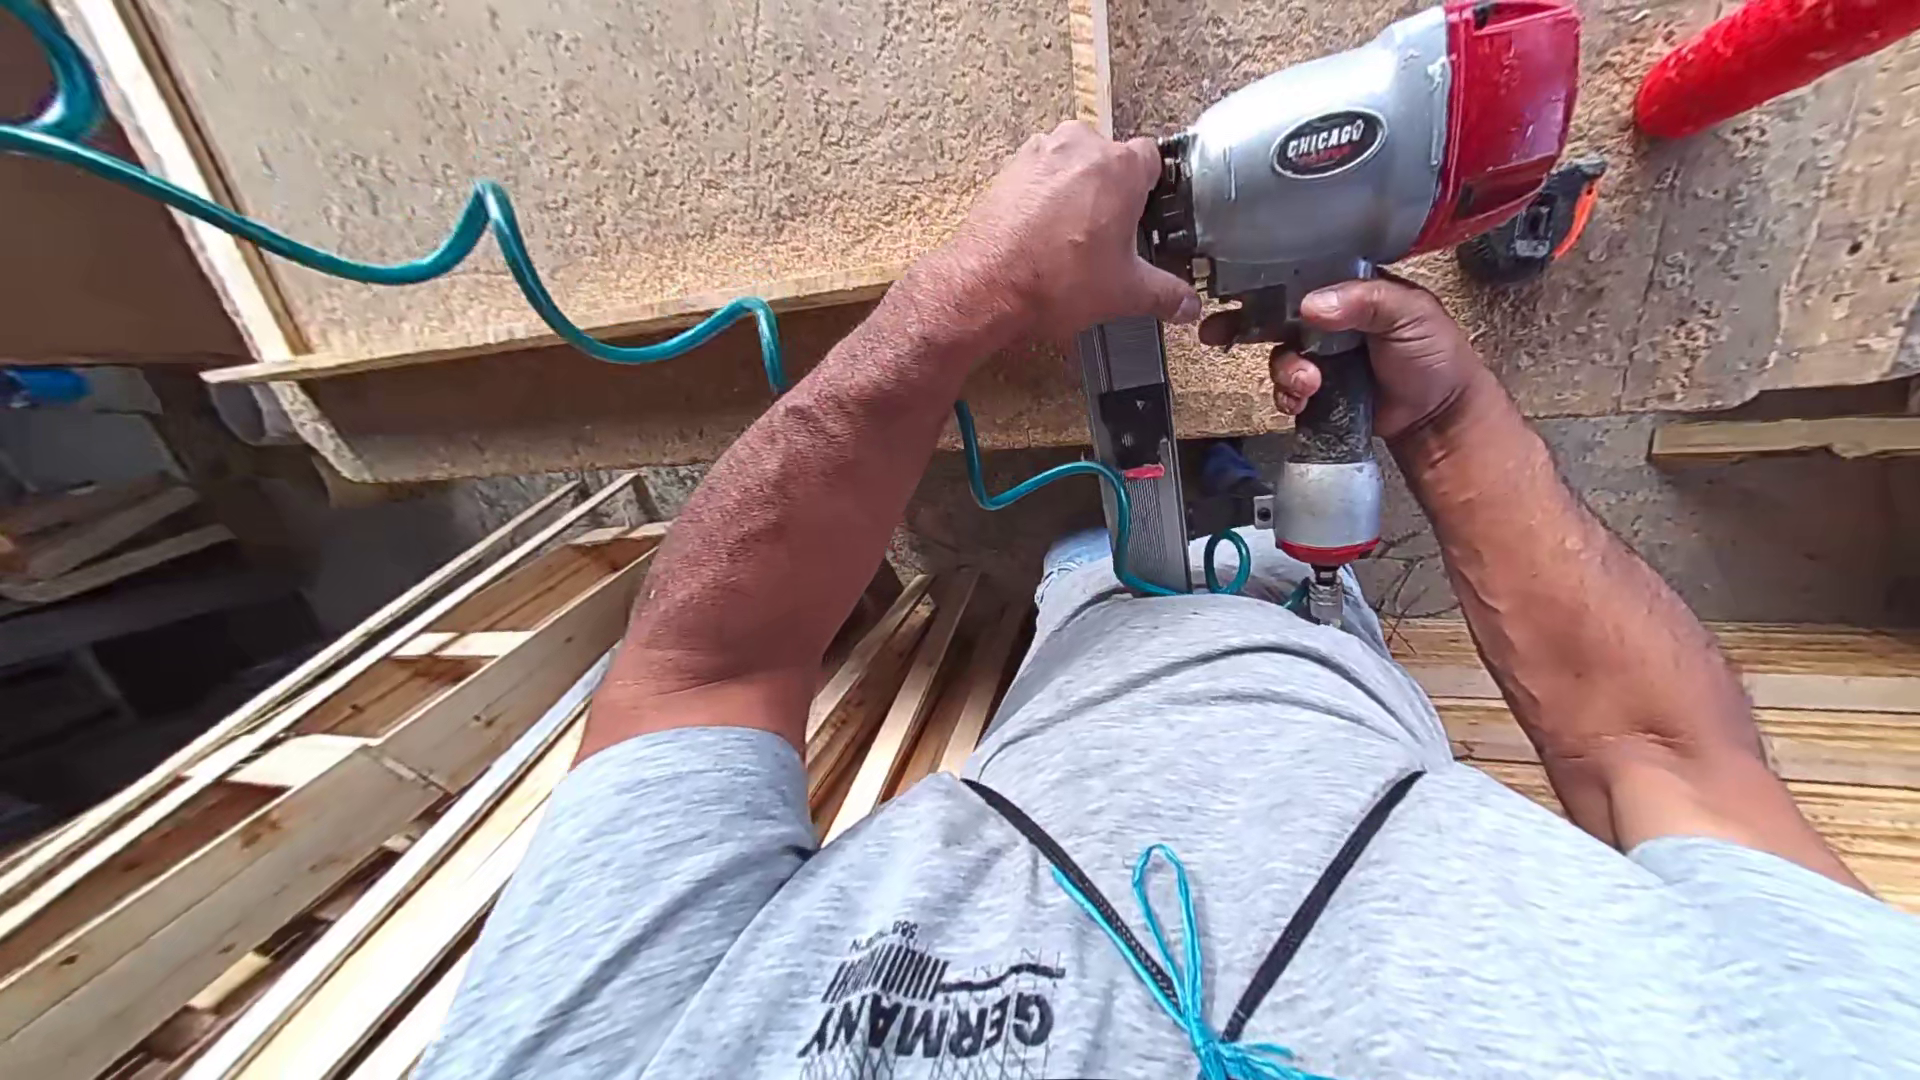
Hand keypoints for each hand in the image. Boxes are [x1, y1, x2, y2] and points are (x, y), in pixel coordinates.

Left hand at [915, 121, 1200, 343]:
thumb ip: (1163, 294)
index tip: (1143, 218)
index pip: (1152, 162)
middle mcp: (1080, 146)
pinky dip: (1041, 202)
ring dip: (1074, 197)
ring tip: (1068, 244)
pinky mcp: (1008, 172)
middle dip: (1109, 198)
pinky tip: (1039, 239)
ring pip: (1071, 169)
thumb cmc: (1054, 281)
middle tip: (1103, 240)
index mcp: (1120, 166)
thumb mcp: (1123, 293)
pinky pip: (1037, 180)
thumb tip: (1186, 303)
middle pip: (1109, 164)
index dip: (1150, 193)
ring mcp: (1039, 154)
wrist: (987, 286)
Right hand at [1198, 275, 1484, 442]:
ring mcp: (1315, 357)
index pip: (1301, 279)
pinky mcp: (1311, 391)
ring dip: (1284, 373)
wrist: (1434, 415)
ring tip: (1307, 385)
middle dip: (1241, 326)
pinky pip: (1283, 391)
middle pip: (1273, 319)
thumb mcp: (1410, 313)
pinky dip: (1286, 397)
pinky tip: (1301, 402)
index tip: (1235, 293)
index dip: (1265, 284)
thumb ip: (1366, 301)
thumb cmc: (1433, 355)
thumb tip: (1310, 304)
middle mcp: (1326, 321)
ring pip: (1277, 358)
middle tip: (1215, 333)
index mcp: (1349, 291)